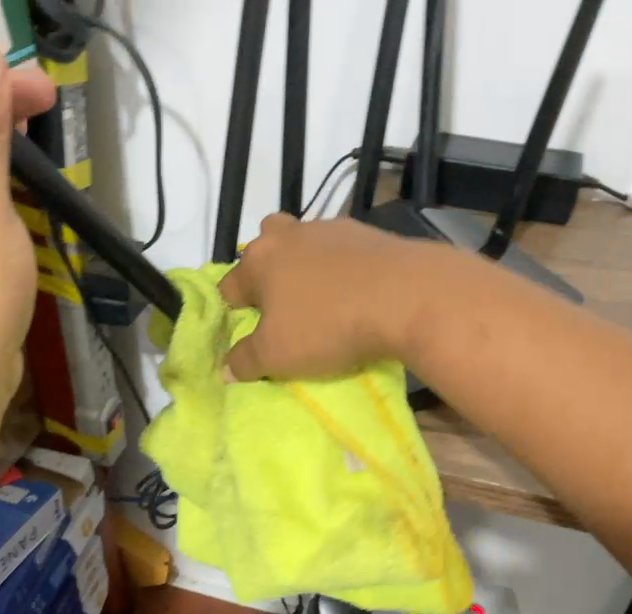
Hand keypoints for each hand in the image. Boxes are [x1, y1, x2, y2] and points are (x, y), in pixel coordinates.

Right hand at [218, 213, 441, 380]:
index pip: (228, 286)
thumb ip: (245, 360)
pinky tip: (355, 294)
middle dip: (268, 273)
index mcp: (259, 260)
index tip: (248, 336)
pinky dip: (341, 269)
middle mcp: (289, 235)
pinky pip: (341, 252)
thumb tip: (226, 367)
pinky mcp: (368, 234)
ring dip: (306, 268)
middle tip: (283, 307)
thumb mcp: (276, 356)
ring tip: (322, 302)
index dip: (233, 313)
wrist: (406, 297)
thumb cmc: (327, 326)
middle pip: (265, 247)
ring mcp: (330, 229)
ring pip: (305, 245)